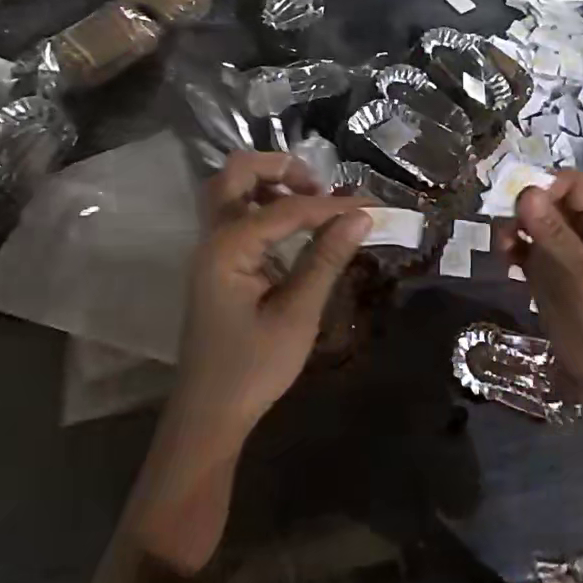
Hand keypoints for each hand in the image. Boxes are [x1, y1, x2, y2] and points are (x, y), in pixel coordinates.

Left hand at [175, 152, 371, 430]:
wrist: (209, 413)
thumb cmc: (253, 368)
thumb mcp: (297, 314)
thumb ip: (326, 259)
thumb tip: (361, 216)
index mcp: (228, 248)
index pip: (287, 207)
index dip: (332, 205)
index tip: (373, 207)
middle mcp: (212, 238)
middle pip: (237, 173)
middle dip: (282, 168)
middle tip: (321, 189)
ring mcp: (211, 250)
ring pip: (231, 190)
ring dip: (270, 183)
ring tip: (312, 204)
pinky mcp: (218, 264)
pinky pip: (236, 214)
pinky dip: (265, 206)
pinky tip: (295, 230)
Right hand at [494, 170, 582, 399]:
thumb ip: (554, 234)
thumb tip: (524, 192)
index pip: (571, 186)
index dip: (545, 186)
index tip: (518, 201)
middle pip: (548, 202)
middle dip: (523, 206)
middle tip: (504, 223)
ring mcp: (563, 255)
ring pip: (532, 225)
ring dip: (514, 227)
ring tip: (505, 245)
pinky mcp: (545, 277)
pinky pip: (524, 251)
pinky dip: (512, 250)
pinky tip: (505, 260)